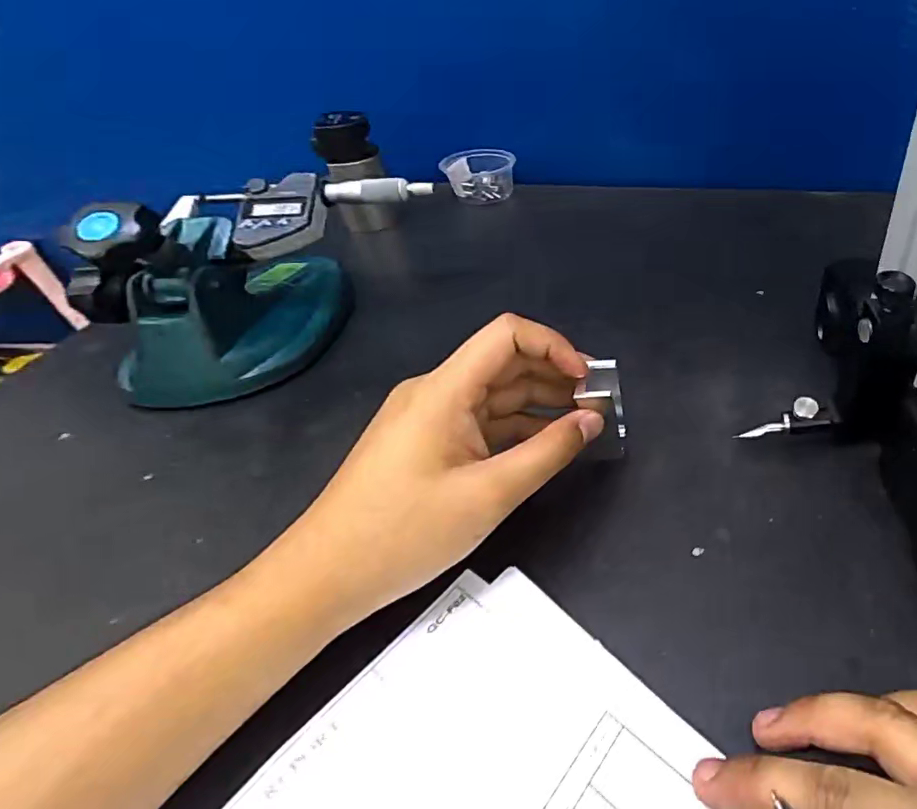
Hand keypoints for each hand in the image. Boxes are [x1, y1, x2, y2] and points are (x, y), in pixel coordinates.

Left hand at [259, 314, 604, 626]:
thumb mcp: (489, 495)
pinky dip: (519, 426)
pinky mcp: (428, 441)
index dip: (553, 345)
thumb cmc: (402, 534)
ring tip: (583, 422)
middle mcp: (436, 392)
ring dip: (541, 401)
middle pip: (506, 361)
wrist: (319, 582)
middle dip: (556, 375)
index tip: (586, 379)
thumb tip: (593, 420)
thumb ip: (549, 452)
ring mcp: (430, 417)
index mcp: (444, 390)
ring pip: (497, 393)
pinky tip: (547, 442)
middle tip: (597, 402)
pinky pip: (483, 420)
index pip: (507, 334)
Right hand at [692, 692, 916, 808]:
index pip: (831, 806)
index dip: (764, 793)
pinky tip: (874, 706)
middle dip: (782, 758)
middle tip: (735, 759)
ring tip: (787, 719)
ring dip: (834, 713)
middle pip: (852, 774)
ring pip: (900, 720)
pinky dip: (901, 704)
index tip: (719, 785)